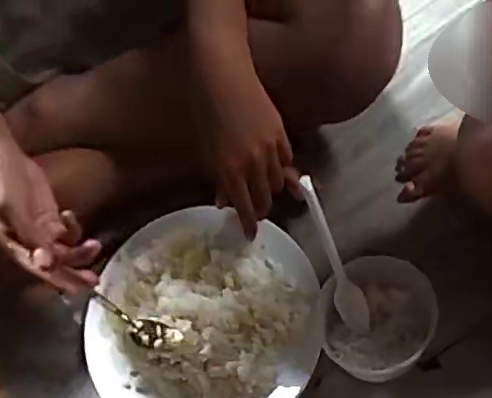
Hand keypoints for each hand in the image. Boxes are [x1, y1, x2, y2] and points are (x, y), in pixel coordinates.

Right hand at [0, 149, 100, 292]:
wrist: (3, 155)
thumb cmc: (0, 181)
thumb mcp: (13, 209)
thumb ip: (31, 236)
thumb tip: (45, 263)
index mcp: (10, 242)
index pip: (35, 267)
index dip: (56, 278)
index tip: (76, 288)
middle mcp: (26, 243)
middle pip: (54, 265)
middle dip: (74, 273)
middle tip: (94, 280)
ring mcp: (40, 233)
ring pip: (65, 252)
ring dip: (81, 252)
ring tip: (95, 245)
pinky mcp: (51, 222)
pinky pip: (68, 236)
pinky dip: (74, 230)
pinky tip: (69, 215)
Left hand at [203, 70, 301, 237]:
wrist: (221, 68)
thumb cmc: (204, 104)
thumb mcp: (206, 146)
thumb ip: (219, 176)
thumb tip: (223, 202)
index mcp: (229, 168)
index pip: (244, 207)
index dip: (248, 224)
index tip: (251, 235)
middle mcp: (252, 164)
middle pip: (265, 200)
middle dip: (260, 208)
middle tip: (255, 209)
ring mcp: (269, 150)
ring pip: (278, 184)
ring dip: (271, 188)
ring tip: (263, 185)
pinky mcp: (281, 136)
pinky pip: (286, 163)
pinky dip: (281, 168)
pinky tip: (272, 164)